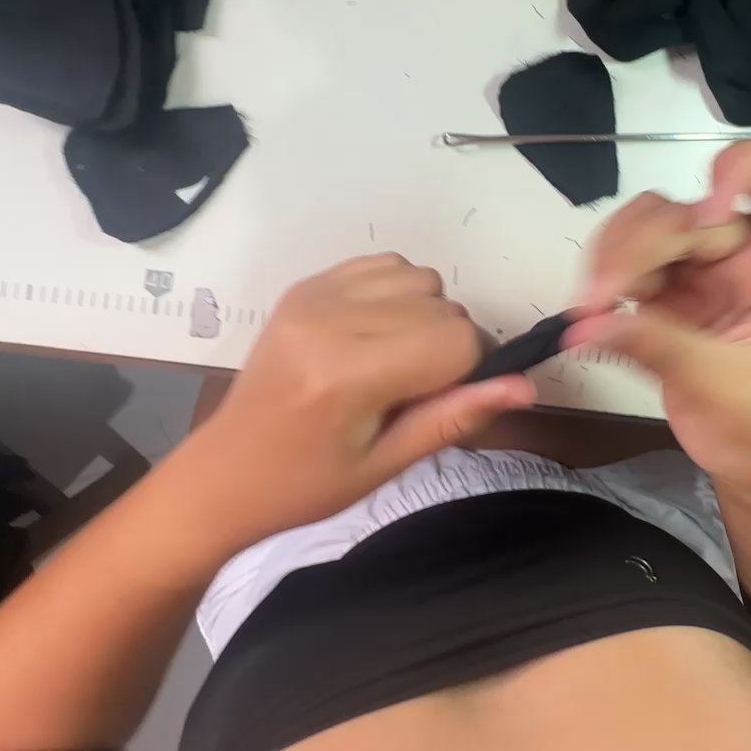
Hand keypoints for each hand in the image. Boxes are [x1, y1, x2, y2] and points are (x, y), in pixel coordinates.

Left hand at [191, 253, 535, 536]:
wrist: (224, 473)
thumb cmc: (306, 485)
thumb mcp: (388, 464)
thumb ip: (457, 416)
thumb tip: (526, 387)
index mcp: (346, 373)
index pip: (457, 341)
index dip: (473, 371)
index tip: (450, 399)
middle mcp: (329, 319)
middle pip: (442, 306)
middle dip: (450, 347)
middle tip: (415, 390)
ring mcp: (314, 294)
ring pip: (420, 278)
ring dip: (426, 315)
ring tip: (394, 360)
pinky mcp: (306, 284)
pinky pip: (385, 264)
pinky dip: (398, 294)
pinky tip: (374, 333)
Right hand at [566, 141, 750, 511]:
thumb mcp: (731, 388)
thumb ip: (661, 347)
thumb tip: (588, 323)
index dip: (740, 170)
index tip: (706, 216)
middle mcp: (743, 255)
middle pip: (686, 208)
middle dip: (642, 243)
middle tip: (605, 296)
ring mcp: (701, 276)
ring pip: (647, 229)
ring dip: (613, 257)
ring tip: (591, 306)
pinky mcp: (665, 301)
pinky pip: (626, 268)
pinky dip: (602, 283)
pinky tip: (589, 316)